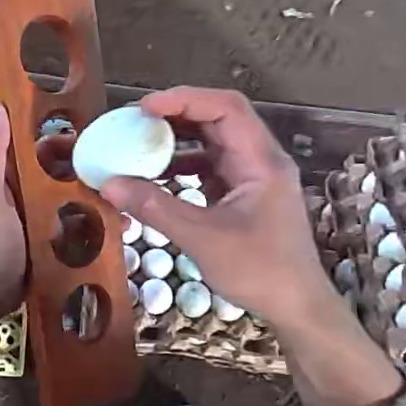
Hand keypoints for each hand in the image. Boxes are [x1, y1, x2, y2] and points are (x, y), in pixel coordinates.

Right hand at [99, 87, 401, 405]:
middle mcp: (260, 160)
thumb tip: (109, 184)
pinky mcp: (243, 195)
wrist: (296, 306)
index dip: (184, 99)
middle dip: (176, 116)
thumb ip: (156, 208)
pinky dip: (182, 166)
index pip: (225, 108)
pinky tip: (156, 176)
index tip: (144, 108)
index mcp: (261, 160)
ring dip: (177, 141)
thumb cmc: (259, 270)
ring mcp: (253, 177)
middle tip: (135, 123)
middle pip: (218, 119)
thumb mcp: (202, 238)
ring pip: (213, 143)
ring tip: (139, 144)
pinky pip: (210, 167)